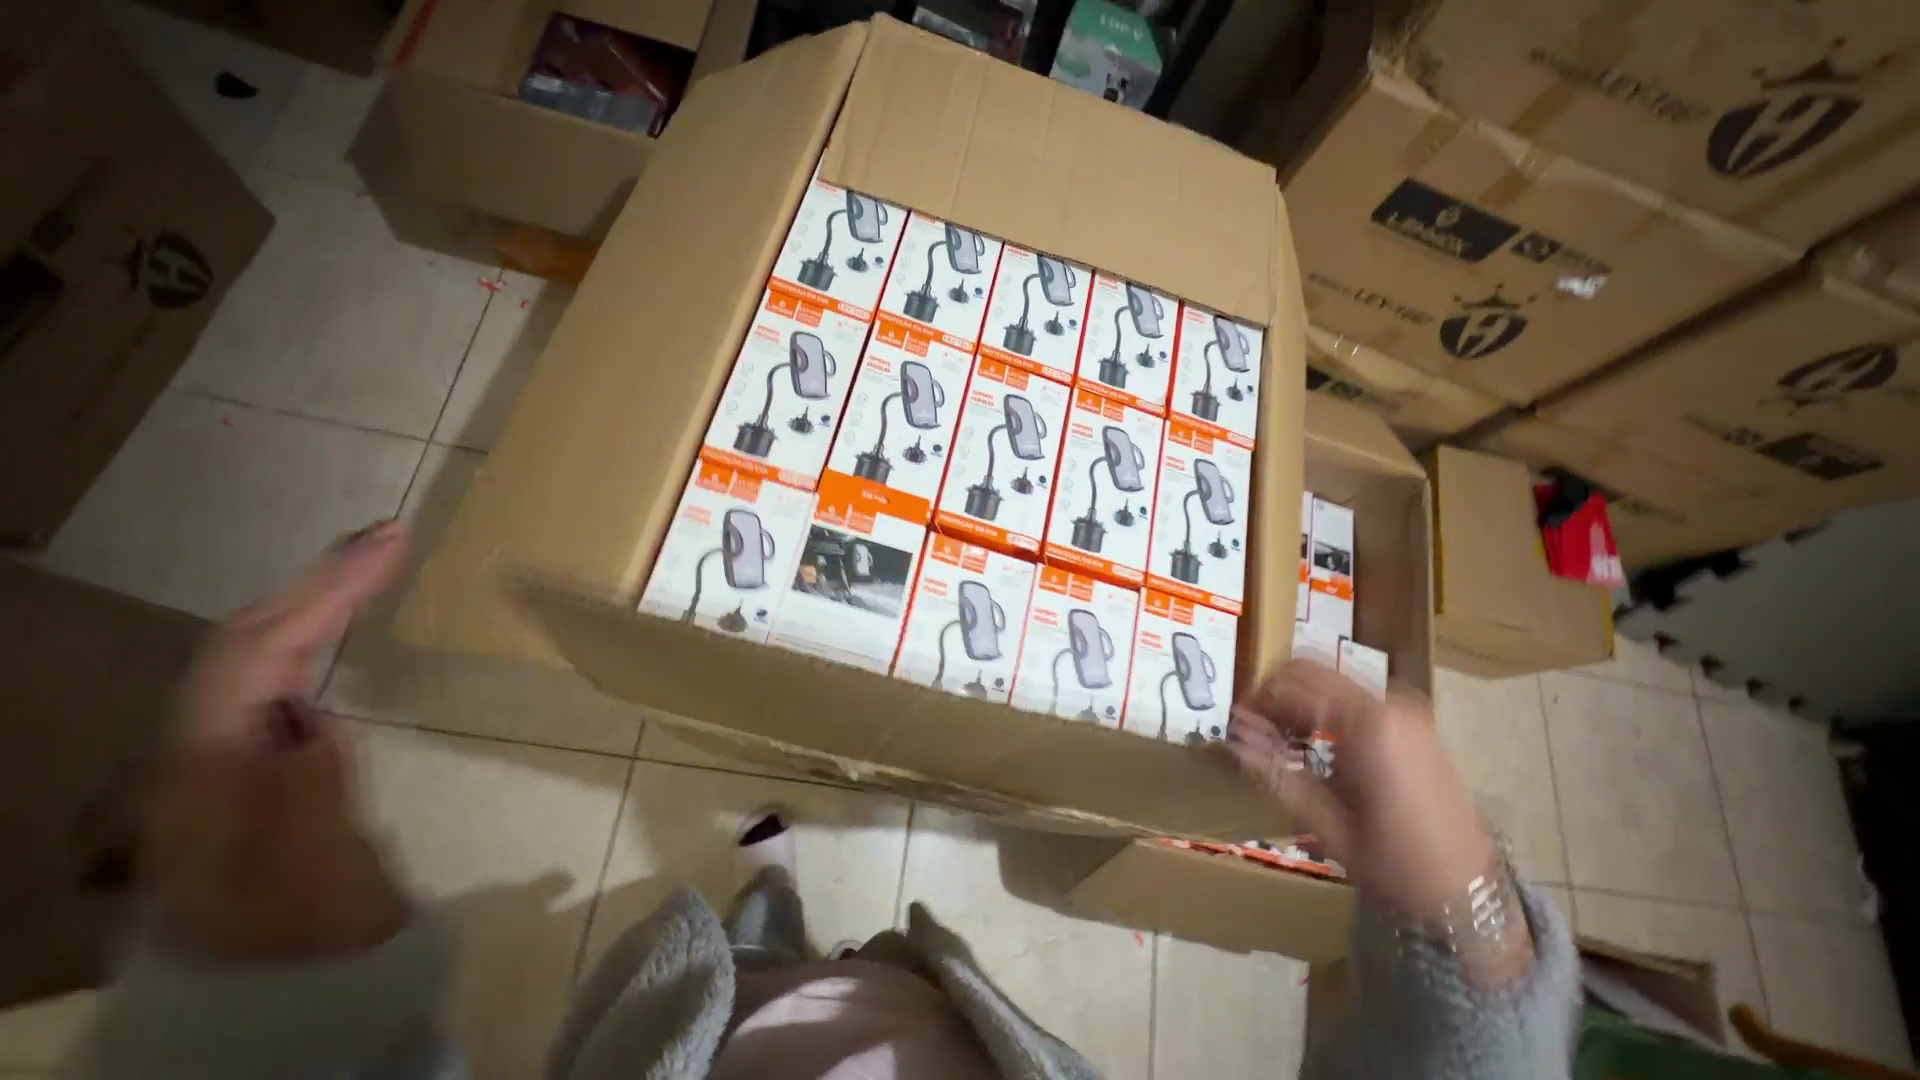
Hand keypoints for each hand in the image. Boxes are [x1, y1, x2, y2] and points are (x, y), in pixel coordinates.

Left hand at [144, 521, 411, 960]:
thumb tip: (310, 713)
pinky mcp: (241, 758)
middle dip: (319, 578)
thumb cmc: (306, 931)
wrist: (280, 985)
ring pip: (254, 650)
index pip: (260, 654)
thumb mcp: (315, 872)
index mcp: (205, 773)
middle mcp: (193, 748)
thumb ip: (304, 788)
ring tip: (370, 558)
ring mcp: (214, 752)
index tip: (391, 544)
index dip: (326, 592)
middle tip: (389, 534)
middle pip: (245, 640)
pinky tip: (338, 616)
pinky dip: (310, 630)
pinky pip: (272, 673)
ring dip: (313, 597)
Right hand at [1227, 661, 1505, 933]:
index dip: (1255, 701)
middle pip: (1310, 669)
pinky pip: (1356, 695)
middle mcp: (1389, 703)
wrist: (1469, 893)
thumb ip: (1276, 772)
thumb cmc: (1394, 866)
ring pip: (1332, 679)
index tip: (1235, 728)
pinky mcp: (1416, 722)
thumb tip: (1233, 735)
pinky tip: (1319, 745)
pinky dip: (1327, 707)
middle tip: (1255, 732)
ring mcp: (1407, 710)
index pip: (1289, 685)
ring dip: (1300, 699)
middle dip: (1274, 694)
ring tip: (1284, 741)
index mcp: (1367, 725)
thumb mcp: (1326, 825)